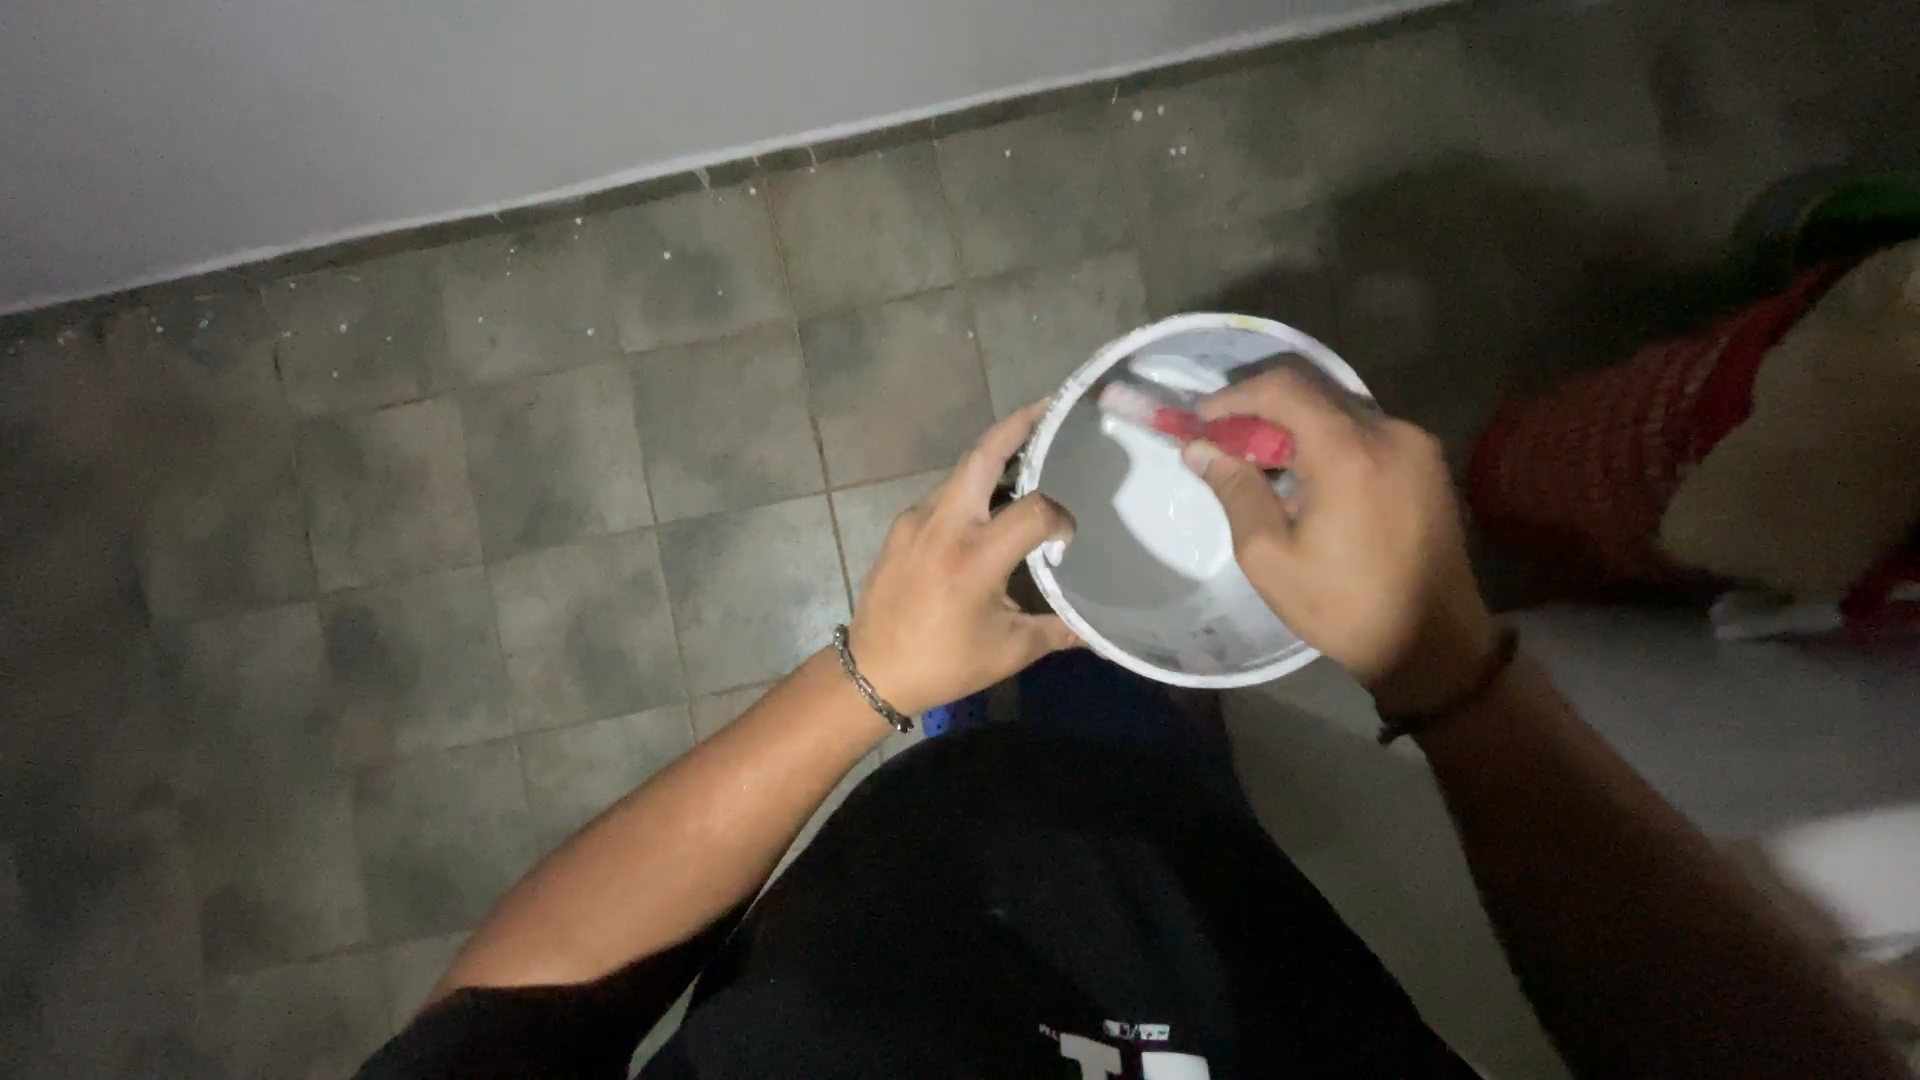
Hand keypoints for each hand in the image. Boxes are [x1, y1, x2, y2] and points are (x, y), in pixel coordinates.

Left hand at [848, 401, 1081, 715]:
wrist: (871, 671)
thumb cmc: (943, 664)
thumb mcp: (1010, 650)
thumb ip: (1060, 631)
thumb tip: (1102, 632)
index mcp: (974, 557)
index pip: (1034, 509)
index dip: (1062, 517)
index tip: (1068, 541)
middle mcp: (943, 526)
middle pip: (982, 454)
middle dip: (1017, 425)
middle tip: (1050, 409)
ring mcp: (916, 521)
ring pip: (960, 473)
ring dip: (994, 458)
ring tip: (1028, 454)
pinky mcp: (901, 528)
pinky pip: (943, 495)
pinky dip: (971, 489)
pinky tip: (988, 506)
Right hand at [1182, 367, 1499, 714]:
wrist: (1434, 642)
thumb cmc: (1342, 605)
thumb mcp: (1268, 556)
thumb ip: (1235, 491)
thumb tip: (1200, 450)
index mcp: (1349, 453)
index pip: (1284, 389)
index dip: (1235, 396)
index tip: (1201, 419)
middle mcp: (1390, 432)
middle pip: (1312, 394)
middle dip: (1259, 411)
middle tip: (1221, 442)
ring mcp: (1415, 444)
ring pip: (1337, 412)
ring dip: (1291, 427)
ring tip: (1257, 464)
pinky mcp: (1426, 462)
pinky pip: (1363, 432)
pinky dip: (1323, 441)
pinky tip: (1302, 478)